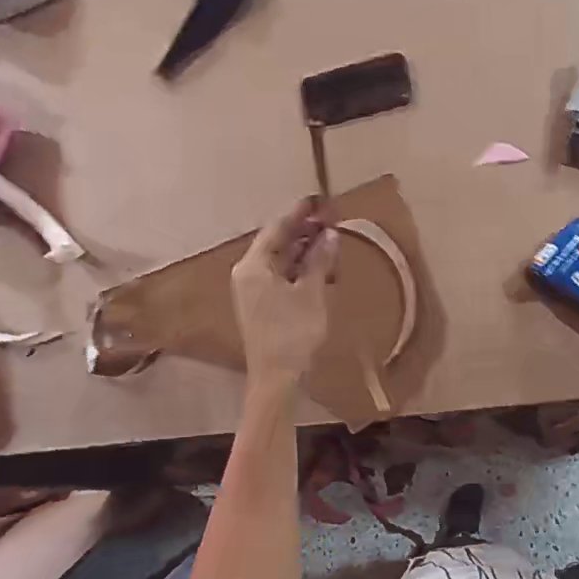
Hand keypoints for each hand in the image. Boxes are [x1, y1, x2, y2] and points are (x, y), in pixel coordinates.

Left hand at [231, 197, 339, 389]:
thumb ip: (319, 261)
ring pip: (280, 262)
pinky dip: (299, 271)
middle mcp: (248, 274)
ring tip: (330, 241)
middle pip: (277, 244)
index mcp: (253, 266)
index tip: (318, 200)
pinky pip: (281, 278)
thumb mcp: (311, 294)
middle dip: (304, 232)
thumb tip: (329, 235)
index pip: (276, 228)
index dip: (299, 213)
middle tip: (330, 220)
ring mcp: (253, 292)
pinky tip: (319, 268)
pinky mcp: (262, 307)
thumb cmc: (292, 334)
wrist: (277, 378)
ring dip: (304, 252)